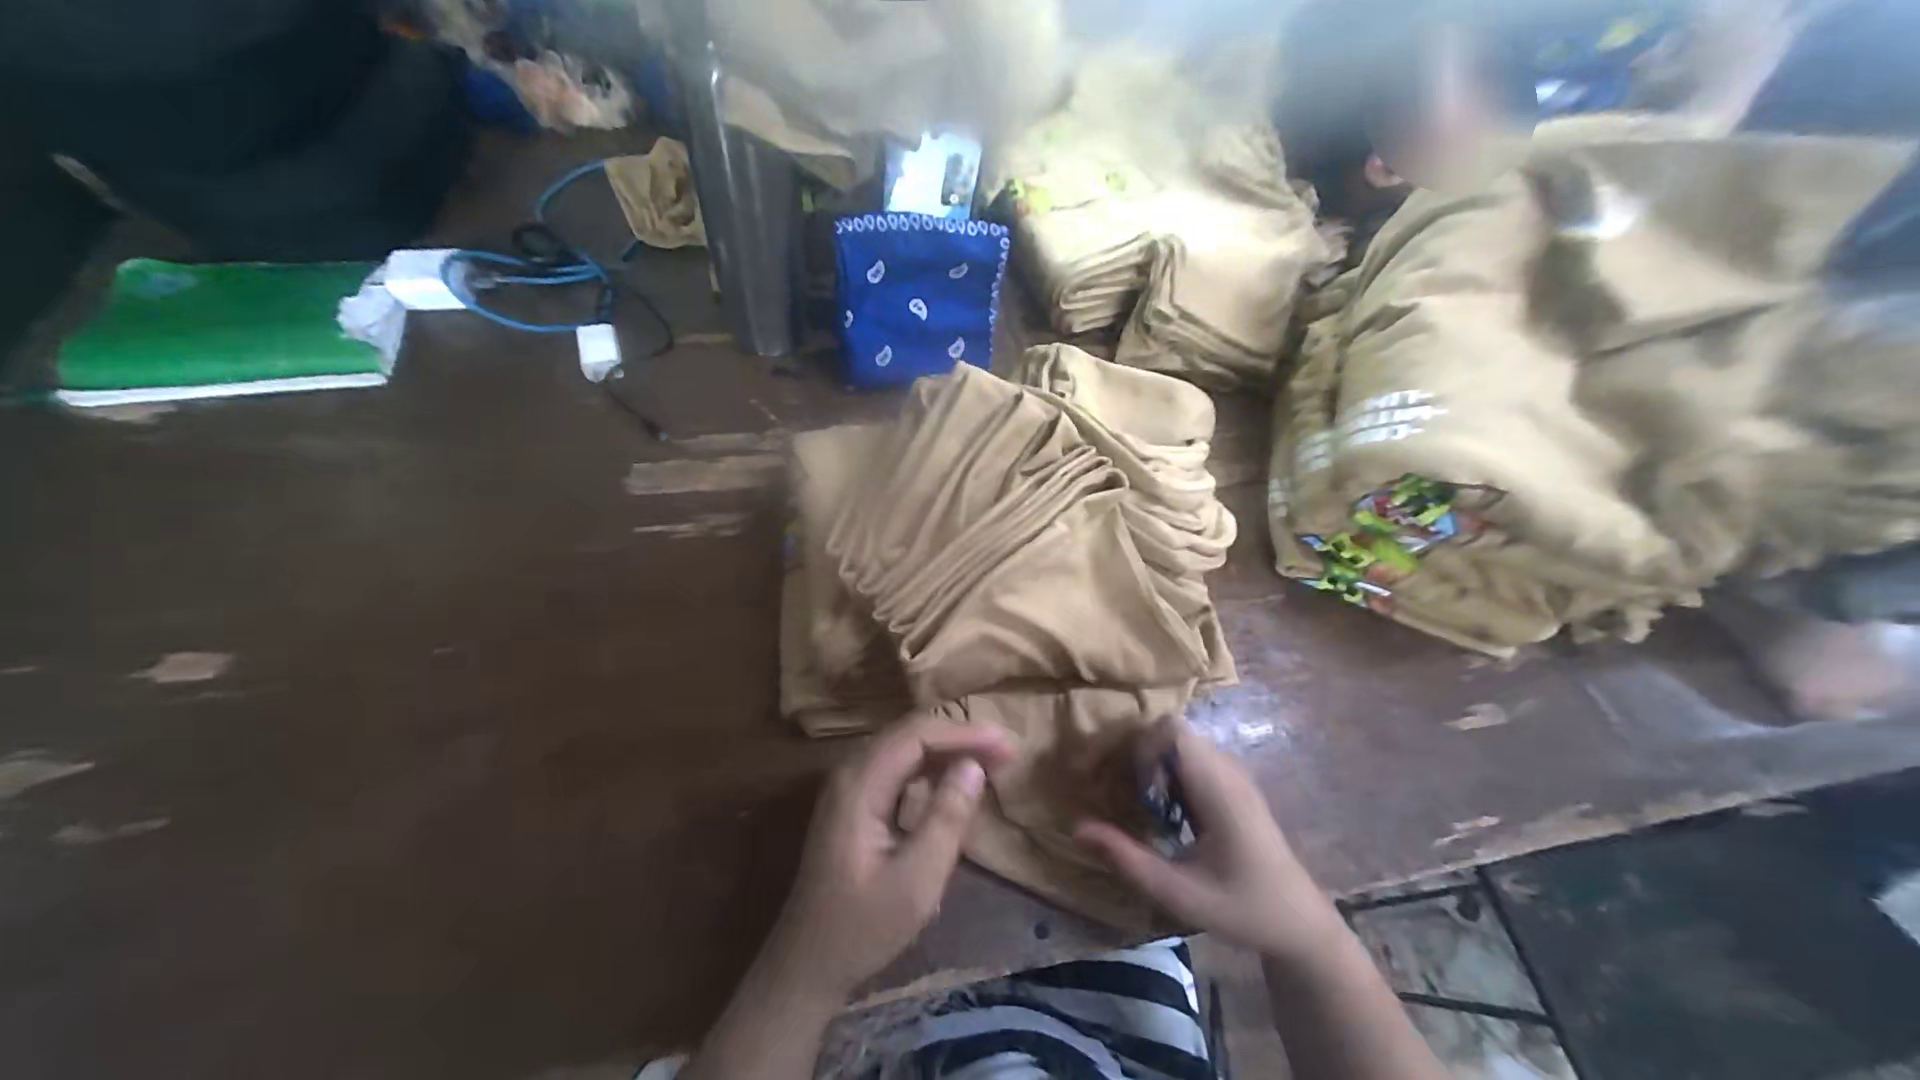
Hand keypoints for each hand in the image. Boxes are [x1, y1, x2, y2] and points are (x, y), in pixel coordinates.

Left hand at [760, 713, 1015, 999]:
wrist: (806, 964)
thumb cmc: (862, 928)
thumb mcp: (916, 881)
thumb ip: (946, 819)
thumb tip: (974, 766)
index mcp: (859, 785)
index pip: (916, 735)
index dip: (964, 734)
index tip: (1007, 745)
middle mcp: (850, 773)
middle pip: (910, 735)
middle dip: (960, 737)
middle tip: (1006, 751)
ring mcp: (849, 787)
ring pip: (904, 749)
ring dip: (948, 750)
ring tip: (991, 761)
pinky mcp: (855, 803)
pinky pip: (897, 770)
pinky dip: (931, 769)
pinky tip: (955, 781)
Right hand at [1075, 721, 1345, 962]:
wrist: (1300, 923)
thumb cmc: (1242, 910)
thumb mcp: (1178, 893)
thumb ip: (1126, 858)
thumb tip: (1076, 828)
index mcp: (1220, 789)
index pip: (1172, 731)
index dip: (1137, 746)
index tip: (1119, 782)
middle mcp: (1226, 770)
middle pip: (1167, 730)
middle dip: (1130, 749)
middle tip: (1104, 783)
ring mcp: (1230, 774)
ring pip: (1174, 740)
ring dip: (1143, 759)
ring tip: (1127, 796)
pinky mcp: (1228, 783)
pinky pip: (1186, 757)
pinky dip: (1160, 770)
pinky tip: (1154, 806)